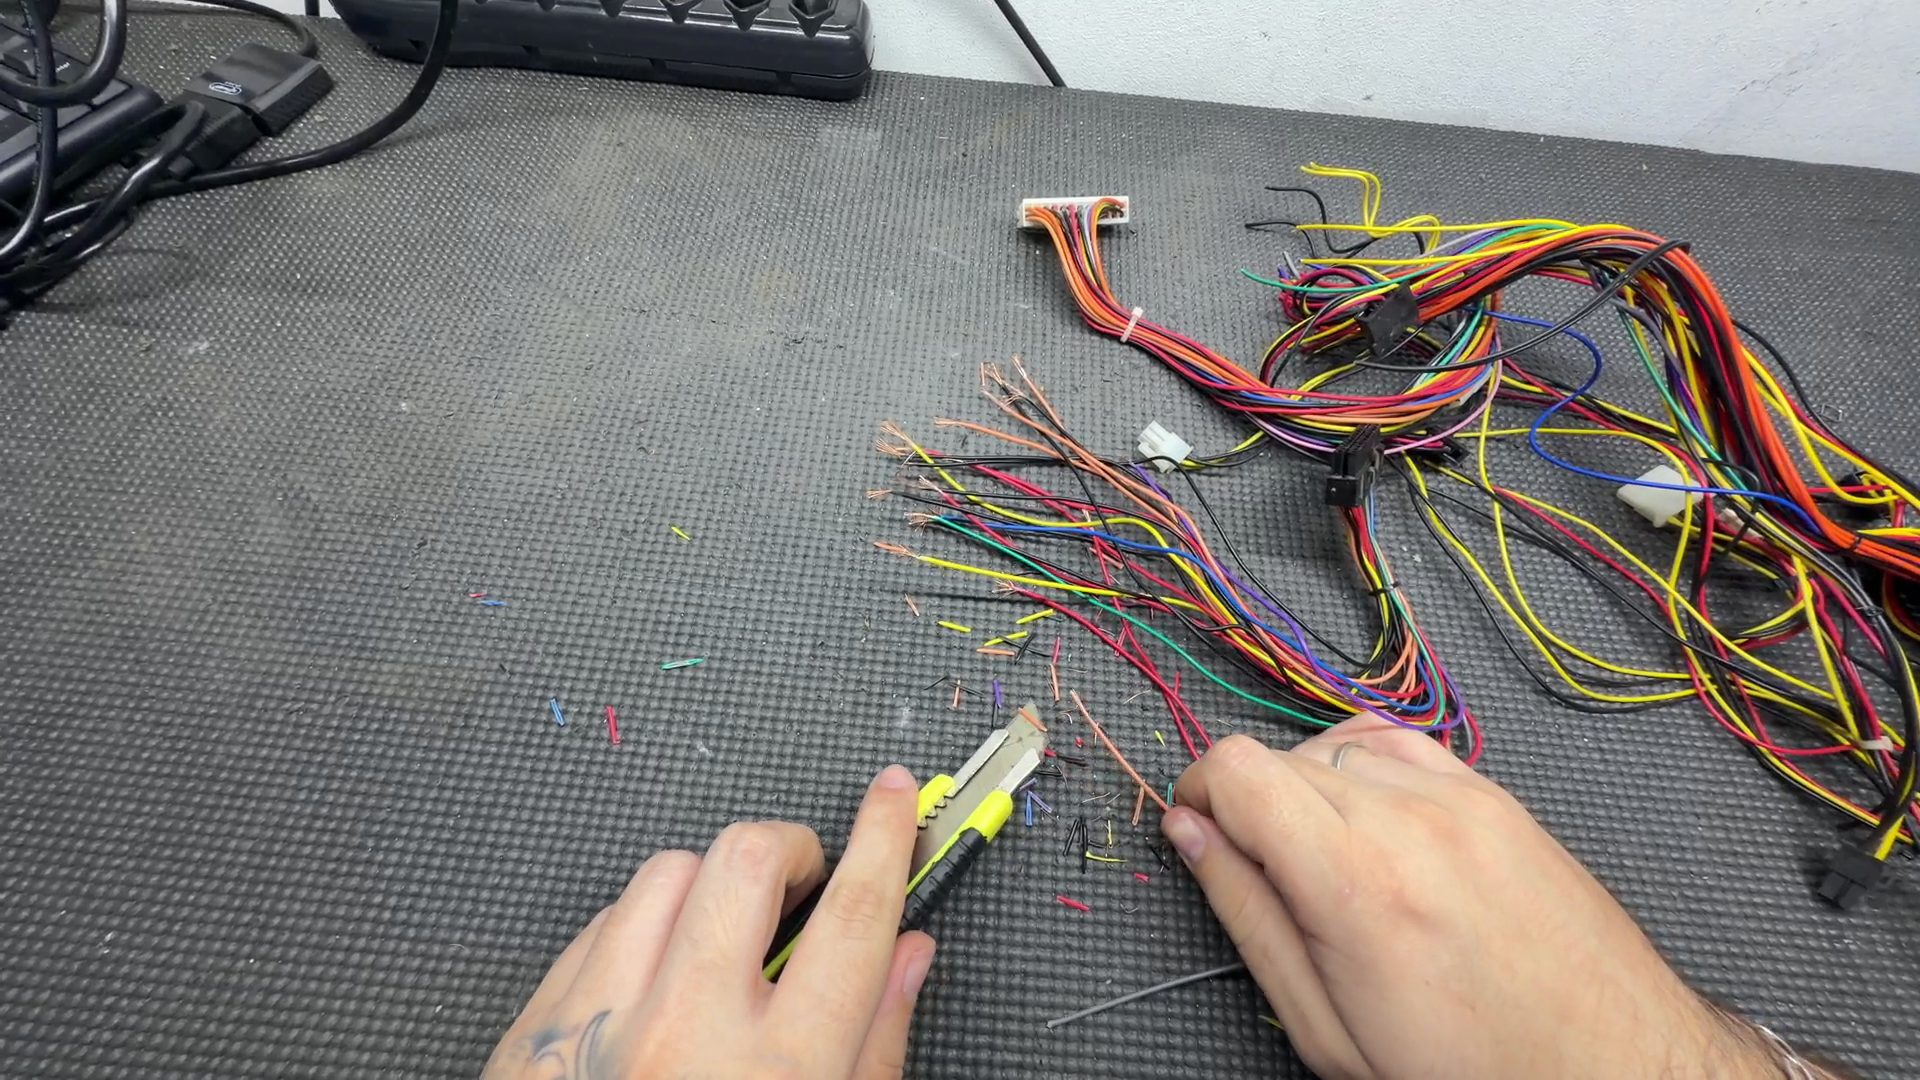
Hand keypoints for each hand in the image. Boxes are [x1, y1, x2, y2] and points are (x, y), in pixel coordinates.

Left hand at [482, 766, 935, 1079]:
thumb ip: (877, 1043)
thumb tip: (909, 952)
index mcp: (775, 1076)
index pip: (853, 916)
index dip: (884, 836)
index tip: (894, 795)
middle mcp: (682, 1041)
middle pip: (749, 860)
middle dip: (790, 848)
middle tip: (800, 880)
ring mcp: (598, 1029)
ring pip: (672, 871)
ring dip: (712, 887)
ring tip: (722, 941)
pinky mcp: (535, 1033)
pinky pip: (606, 921)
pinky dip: (647, 929)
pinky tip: (659, 980)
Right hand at [1162, 719, 1789, 1079]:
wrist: (1621, 1078)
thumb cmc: (1463, 1069)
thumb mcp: (1323, 1023)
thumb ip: (1242, 909)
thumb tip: (1186, 828)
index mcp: (1354, 879)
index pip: (1235, 768)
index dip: (1197, 790)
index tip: (1200, 827)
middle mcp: (1404, 816)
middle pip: (1275, 757)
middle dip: (1250, 803)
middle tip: (1275, 871)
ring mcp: (1456, 796)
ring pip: (1327, 747)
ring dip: (1305, 790)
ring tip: (1332, 855)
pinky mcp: (1491, 792)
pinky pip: (1389, 739)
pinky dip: (1356, 763)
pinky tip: (1368, 813)